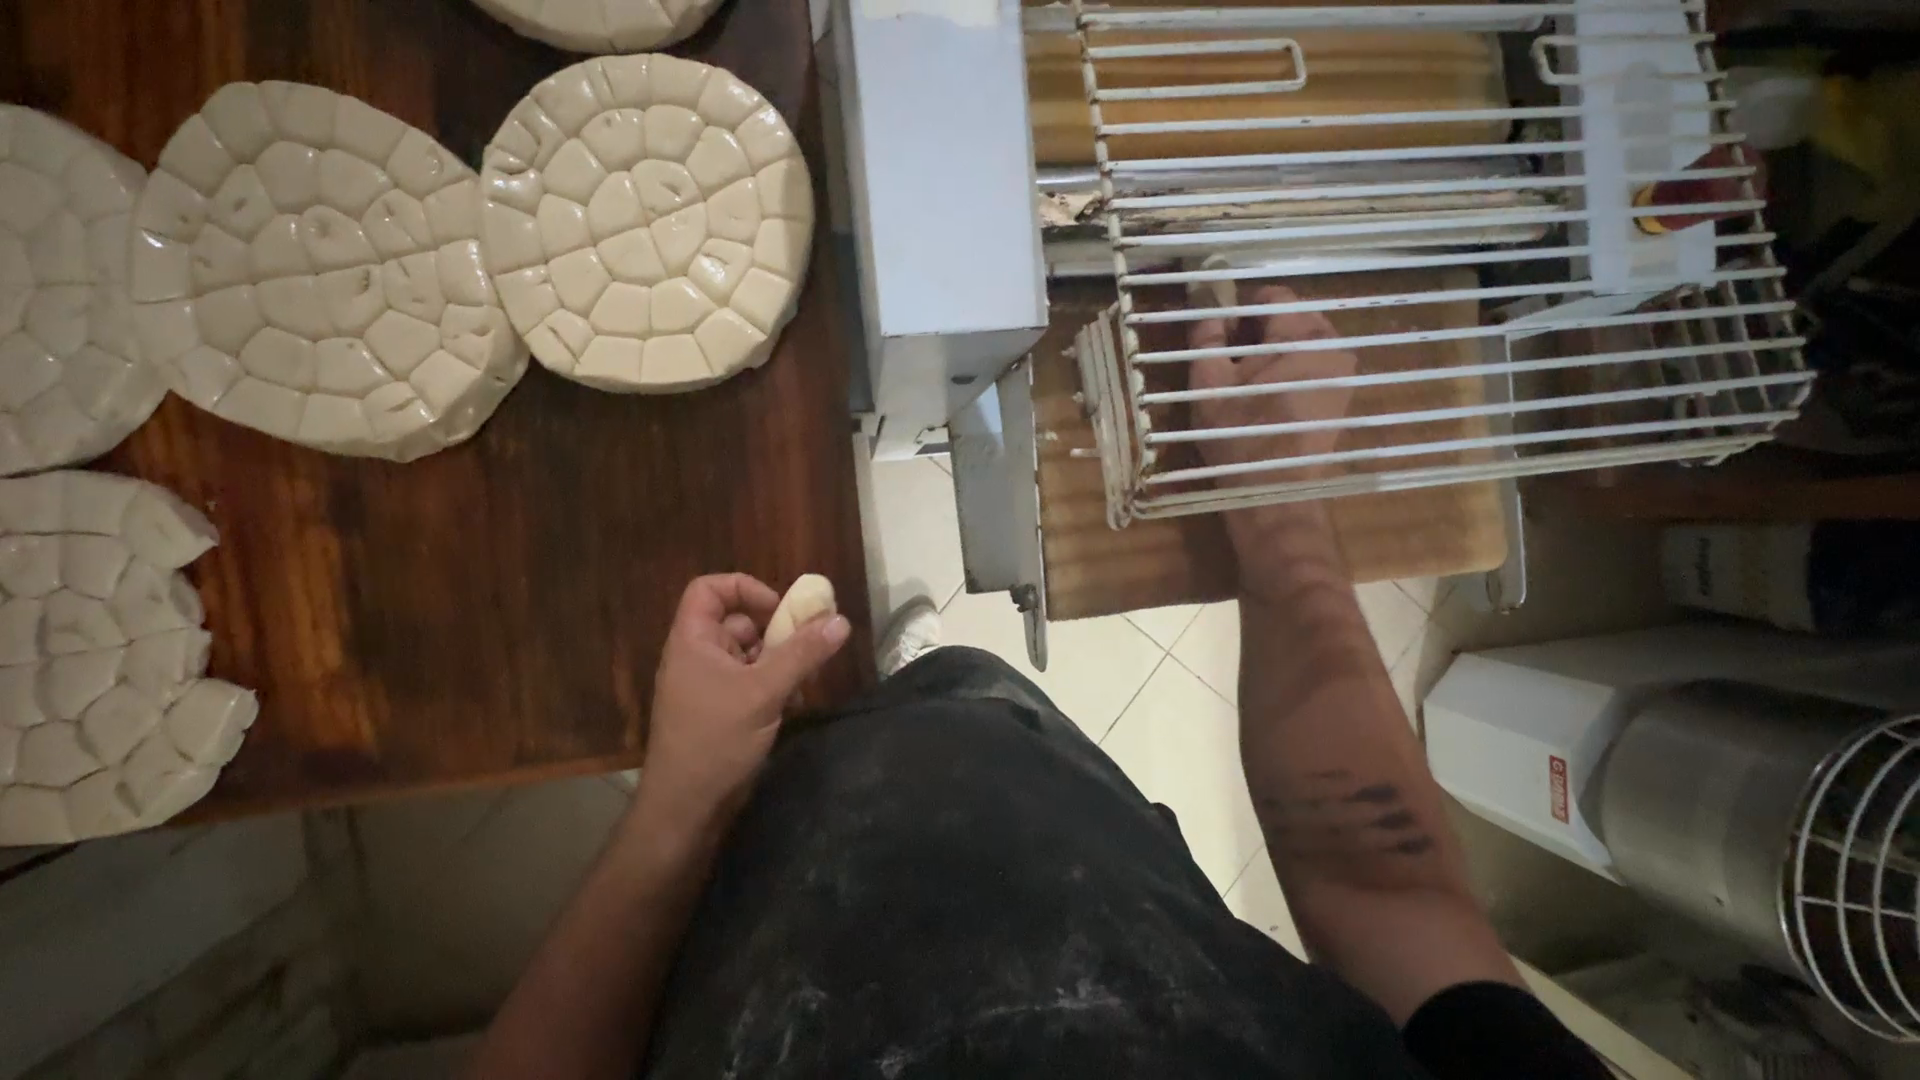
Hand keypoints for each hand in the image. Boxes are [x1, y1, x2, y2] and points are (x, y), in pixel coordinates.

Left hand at [637, 574, 849, 832]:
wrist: (686, 808)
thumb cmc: (715, 740)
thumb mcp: (764, 692)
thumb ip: (803, 654)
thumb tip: (840, 620)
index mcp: (693, 641)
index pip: (710, 589)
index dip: (745, 588)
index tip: (780, 609)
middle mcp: (698, 657)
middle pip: (738, 621)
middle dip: (775, 630)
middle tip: (807, 645)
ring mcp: (709, 685)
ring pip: (749, 654)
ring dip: (780, 661)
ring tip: (803, 679)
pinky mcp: (722, 711)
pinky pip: (751, 682)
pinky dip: (774, 686)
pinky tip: (793, 705)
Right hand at [1188, 285, 1360, 599]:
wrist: (1273, 490)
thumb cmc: (1237, 434)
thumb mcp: (1207, 382)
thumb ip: (1207, 337)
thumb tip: (1208, 308)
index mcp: (1301, 333)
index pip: (1272, 295)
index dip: (1240, 307)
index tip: (1219, 329)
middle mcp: (1333, 344)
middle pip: (1292, 317)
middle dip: (1259, 329)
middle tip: (1229, 355)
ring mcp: (1343, 372)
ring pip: (1304, 342)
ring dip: (1275, 350)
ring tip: (1246, 378)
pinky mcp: (1342, 396)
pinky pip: (1313, 366)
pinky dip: (1290, 370)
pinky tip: (1266, 395)